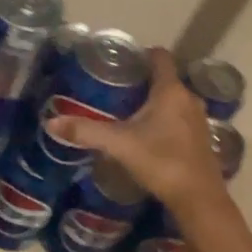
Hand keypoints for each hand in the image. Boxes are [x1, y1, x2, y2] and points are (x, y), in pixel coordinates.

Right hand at [46, 47, 225, 210]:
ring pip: (173, 100)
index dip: (141, 55)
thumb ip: (86, 132)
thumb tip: (51, 123)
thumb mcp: (118, 145)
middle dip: (142, 83)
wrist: (196, 196)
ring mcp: (198, 118)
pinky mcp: (200, 138)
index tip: (120, 63)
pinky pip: (179, 118)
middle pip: (165, 80)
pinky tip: (147, 135)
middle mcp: (189, 98)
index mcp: (170, 91)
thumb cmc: (160, 161)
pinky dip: (163, 120)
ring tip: (128, 113)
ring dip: (154, 103)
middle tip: (115, 91)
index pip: (160, 57)